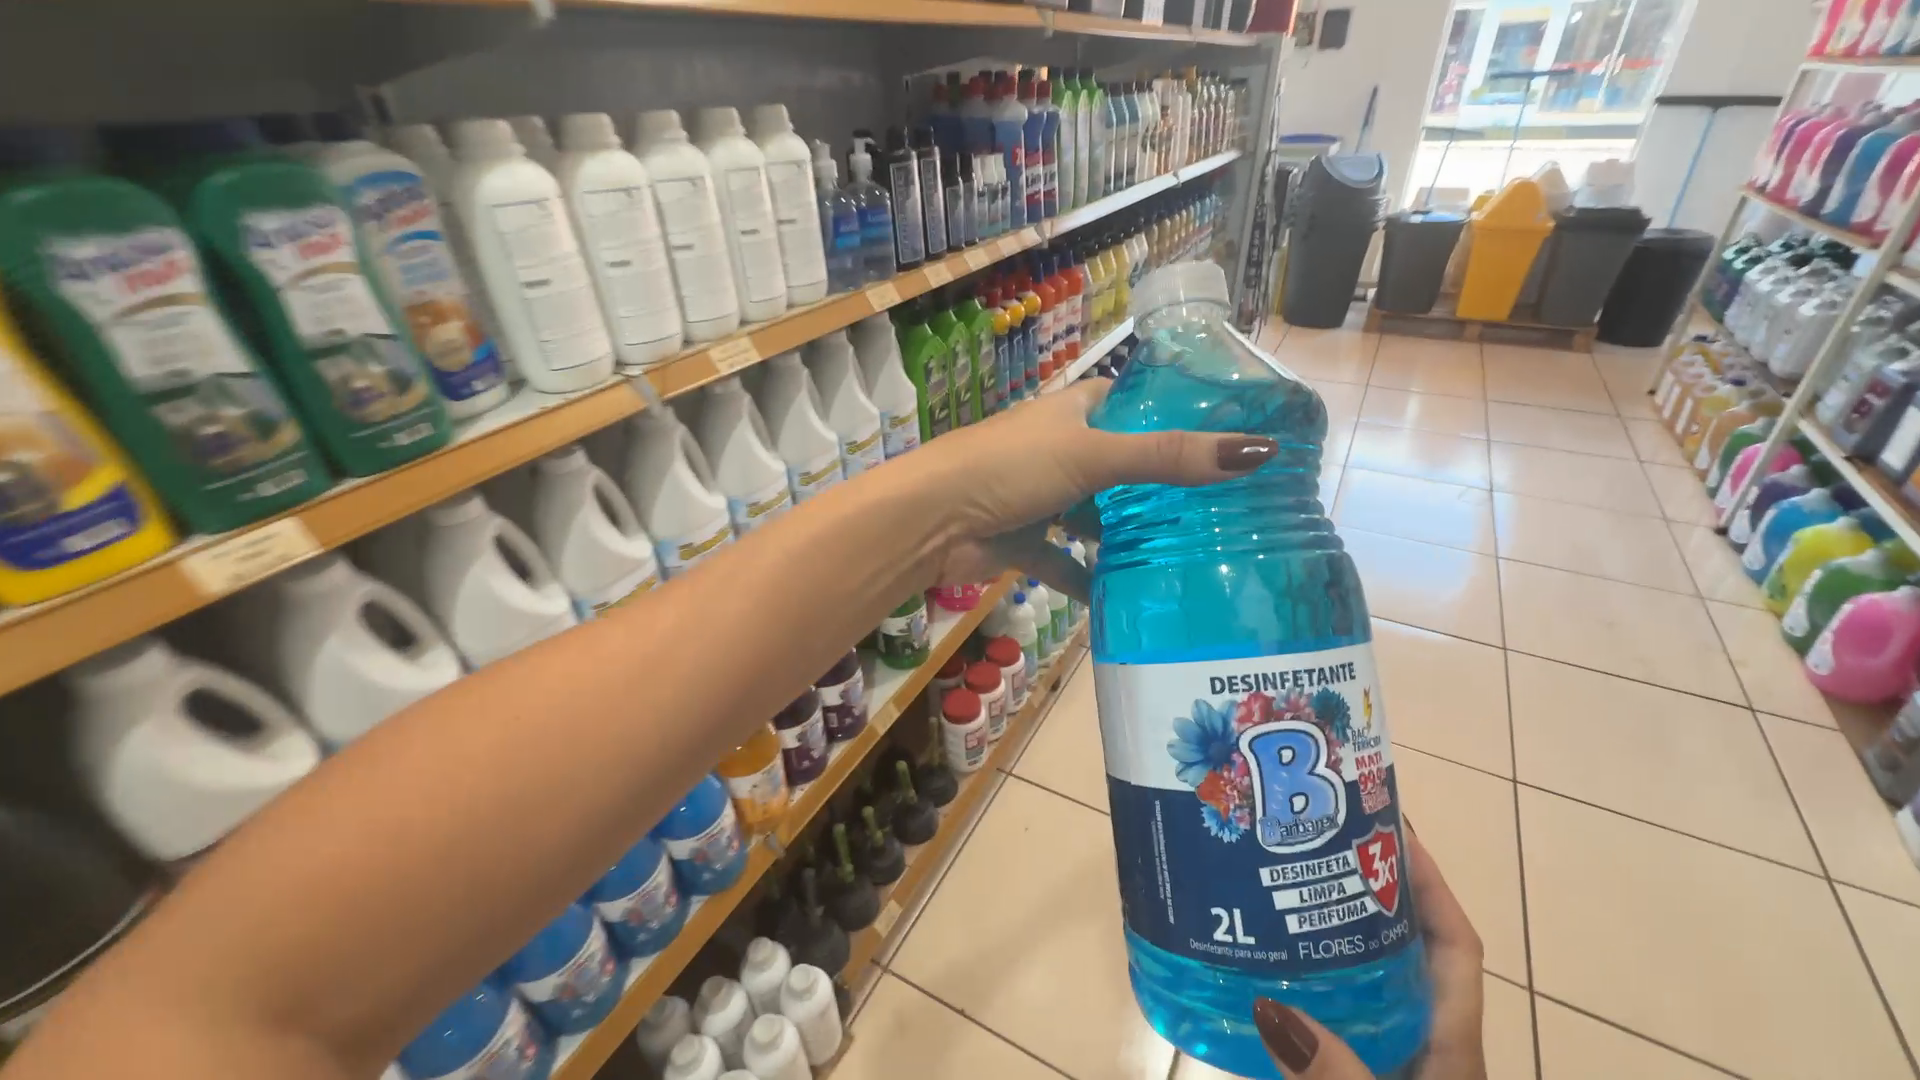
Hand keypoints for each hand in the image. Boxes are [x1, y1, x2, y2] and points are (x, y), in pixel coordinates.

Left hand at [914, 379, 1276, 593]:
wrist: (929, 521)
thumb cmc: (1009, 470)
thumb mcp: (1095, 457)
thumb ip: (1169, 459)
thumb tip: (1258, 453)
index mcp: (1072, 415)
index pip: (1129, 403)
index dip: (1169, 414)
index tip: (1222, 438)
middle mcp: (1058, 452)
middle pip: (1119, 465)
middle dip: (1159, 486)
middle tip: (1220, 509)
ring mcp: (1040, 499)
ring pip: (1094, 517)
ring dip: (1126, 536)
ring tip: (1187, 555)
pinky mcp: (1024, 543)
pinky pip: (1066, 563)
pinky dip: (1089, 580)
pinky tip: (1126, 600)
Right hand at [1252, 834, 1487, 1079]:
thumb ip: (1337, 1076)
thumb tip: (1271, 1010)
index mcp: (1447, 1042)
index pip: (1454, 944)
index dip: (1428, 882)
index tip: (1387, 828)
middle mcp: (1419, 1037)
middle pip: (1402, 946)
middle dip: (1363, 890)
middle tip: (1309, 842)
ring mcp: (1385, 1054)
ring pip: (1360, 977)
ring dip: (1324, 933)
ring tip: (1271, 886)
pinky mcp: (1352, 1069)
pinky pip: (1328, 1012)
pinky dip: (1299, 984)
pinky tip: (1253, 971)